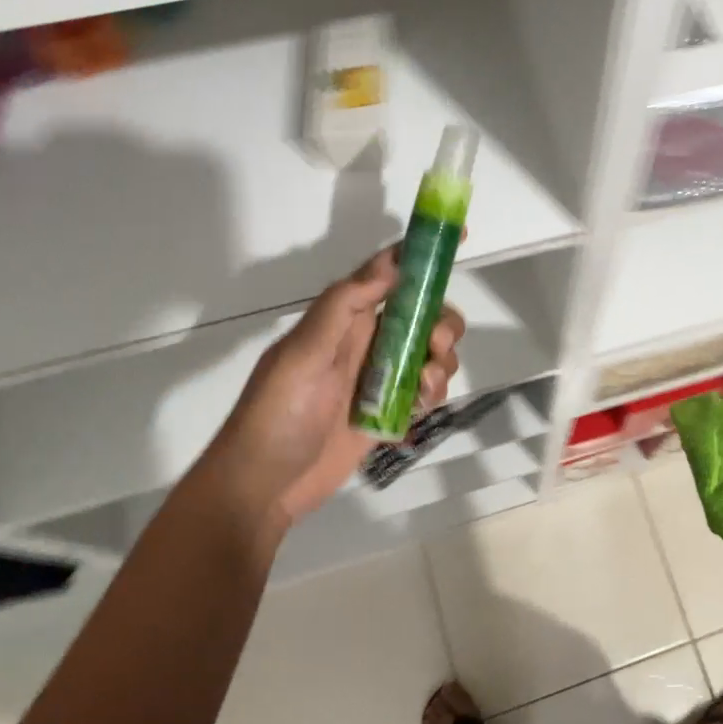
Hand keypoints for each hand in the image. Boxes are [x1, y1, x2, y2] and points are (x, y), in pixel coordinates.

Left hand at [205, 247, 464, 526]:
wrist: (264, 486)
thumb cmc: (276, 414)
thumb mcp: (303, 354)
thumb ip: (343, 307)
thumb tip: (389, 263)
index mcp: (342, 321)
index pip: (386, 275)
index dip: (419, 255)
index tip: (458, 237)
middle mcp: (364, 343)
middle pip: (420, 316)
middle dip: (441, 323)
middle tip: (436, 345)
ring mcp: (378, 380)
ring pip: (429, 354)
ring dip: (441, 362)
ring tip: (426, 386)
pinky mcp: (387, 414)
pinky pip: (425, 392)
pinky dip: (434, 394)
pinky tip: (420, 408)